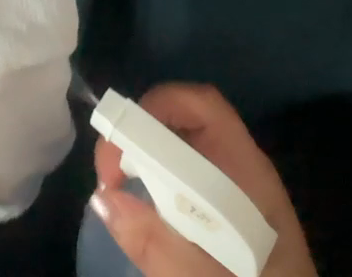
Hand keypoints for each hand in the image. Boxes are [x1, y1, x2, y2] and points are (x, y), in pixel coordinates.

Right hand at [90, 84, 317, 276]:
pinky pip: (184, 182)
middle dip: (141, 136)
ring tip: (117, 193)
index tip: (121, 143)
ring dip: (144, 162)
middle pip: (186, 124)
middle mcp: (242, 171)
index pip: (203, 107)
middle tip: (110, 176)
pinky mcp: (225, 220)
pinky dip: (155, 187)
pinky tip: (141, 216)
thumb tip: (103, 198)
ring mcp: (234, 194)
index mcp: (248, 171)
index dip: (158, 107)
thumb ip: (159, 245)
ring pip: (182, 152)